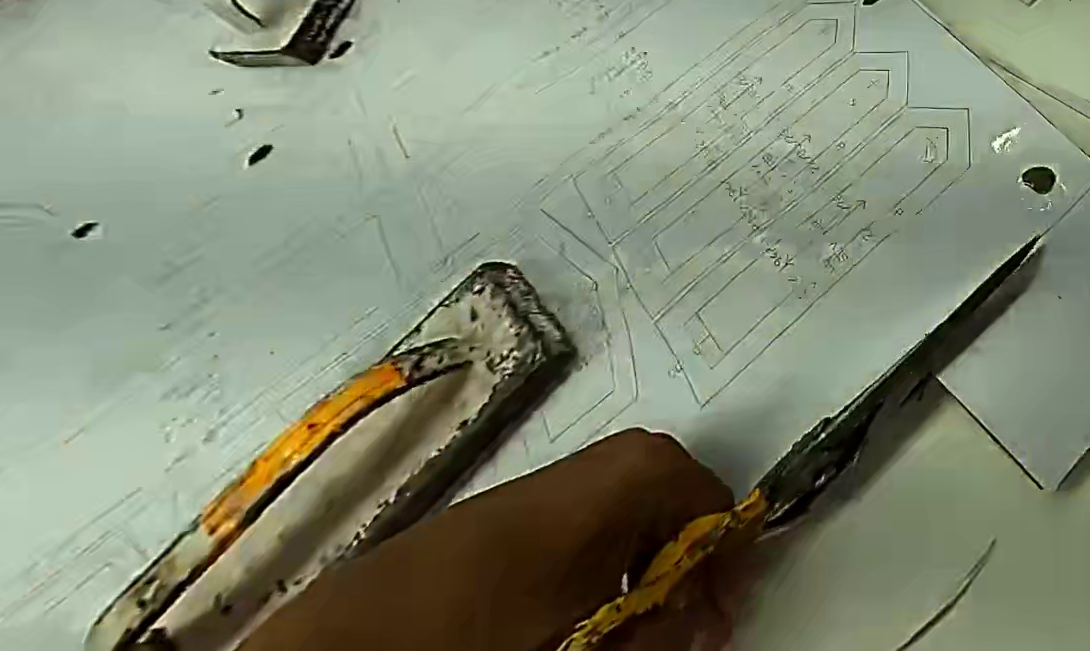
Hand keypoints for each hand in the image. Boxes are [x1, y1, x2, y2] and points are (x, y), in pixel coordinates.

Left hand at [243, 429, 740, 650]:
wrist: (364, 630)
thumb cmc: (488, 629)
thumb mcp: (587, 642)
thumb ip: (660, 628)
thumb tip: (708, 619)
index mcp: (634, 474)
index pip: (710, 499)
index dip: (725, 556)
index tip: (721, 614)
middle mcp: (612, 458)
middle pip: (681, 499)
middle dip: (691, 560)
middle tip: (687, 624)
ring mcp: (574, 475)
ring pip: (645, 510)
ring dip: (657, 562)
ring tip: (643, 621)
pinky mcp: (541, 500)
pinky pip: (607, 518)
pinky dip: (619, 559)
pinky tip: (597, 607)